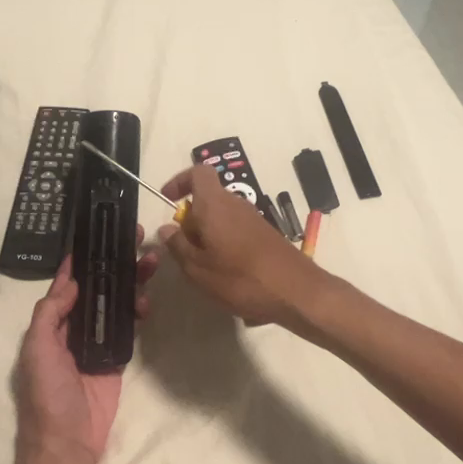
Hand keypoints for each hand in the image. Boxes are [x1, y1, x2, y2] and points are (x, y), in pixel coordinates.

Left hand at [14, 244, 159, 463]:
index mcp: (52, 324)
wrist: (68, 444)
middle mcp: (74, 326)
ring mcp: (97, 340)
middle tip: (136, 238)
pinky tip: (146, 301)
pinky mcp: (117, 355)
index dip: (81, 259)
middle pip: (98, 286)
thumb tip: (71, 281)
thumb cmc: (47, 395)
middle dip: (115, 262)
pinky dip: (138, 309)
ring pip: (116, 300)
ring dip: (131, 280)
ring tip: (150, 262)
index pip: (67, 284)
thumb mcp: (37, 350)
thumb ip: (49, 314)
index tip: (98, 233)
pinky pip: (129, 324)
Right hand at [156, 165, 325, 326]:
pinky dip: (224, 242)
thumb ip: (178, 246)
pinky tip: (226, 272)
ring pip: (222, 215)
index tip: (167, 201)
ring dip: (207, 233)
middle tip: (184, 248)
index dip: (180, 181)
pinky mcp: (265, 233)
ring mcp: (253, 218)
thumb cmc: (240, 279)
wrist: (296, 291)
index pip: (198, 172)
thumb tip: (166, 229)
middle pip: (208, 197)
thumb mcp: (198, 269)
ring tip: (203, 265)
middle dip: (191, 218)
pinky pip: (236, 228)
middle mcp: (235, 204)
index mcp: (215, 205)